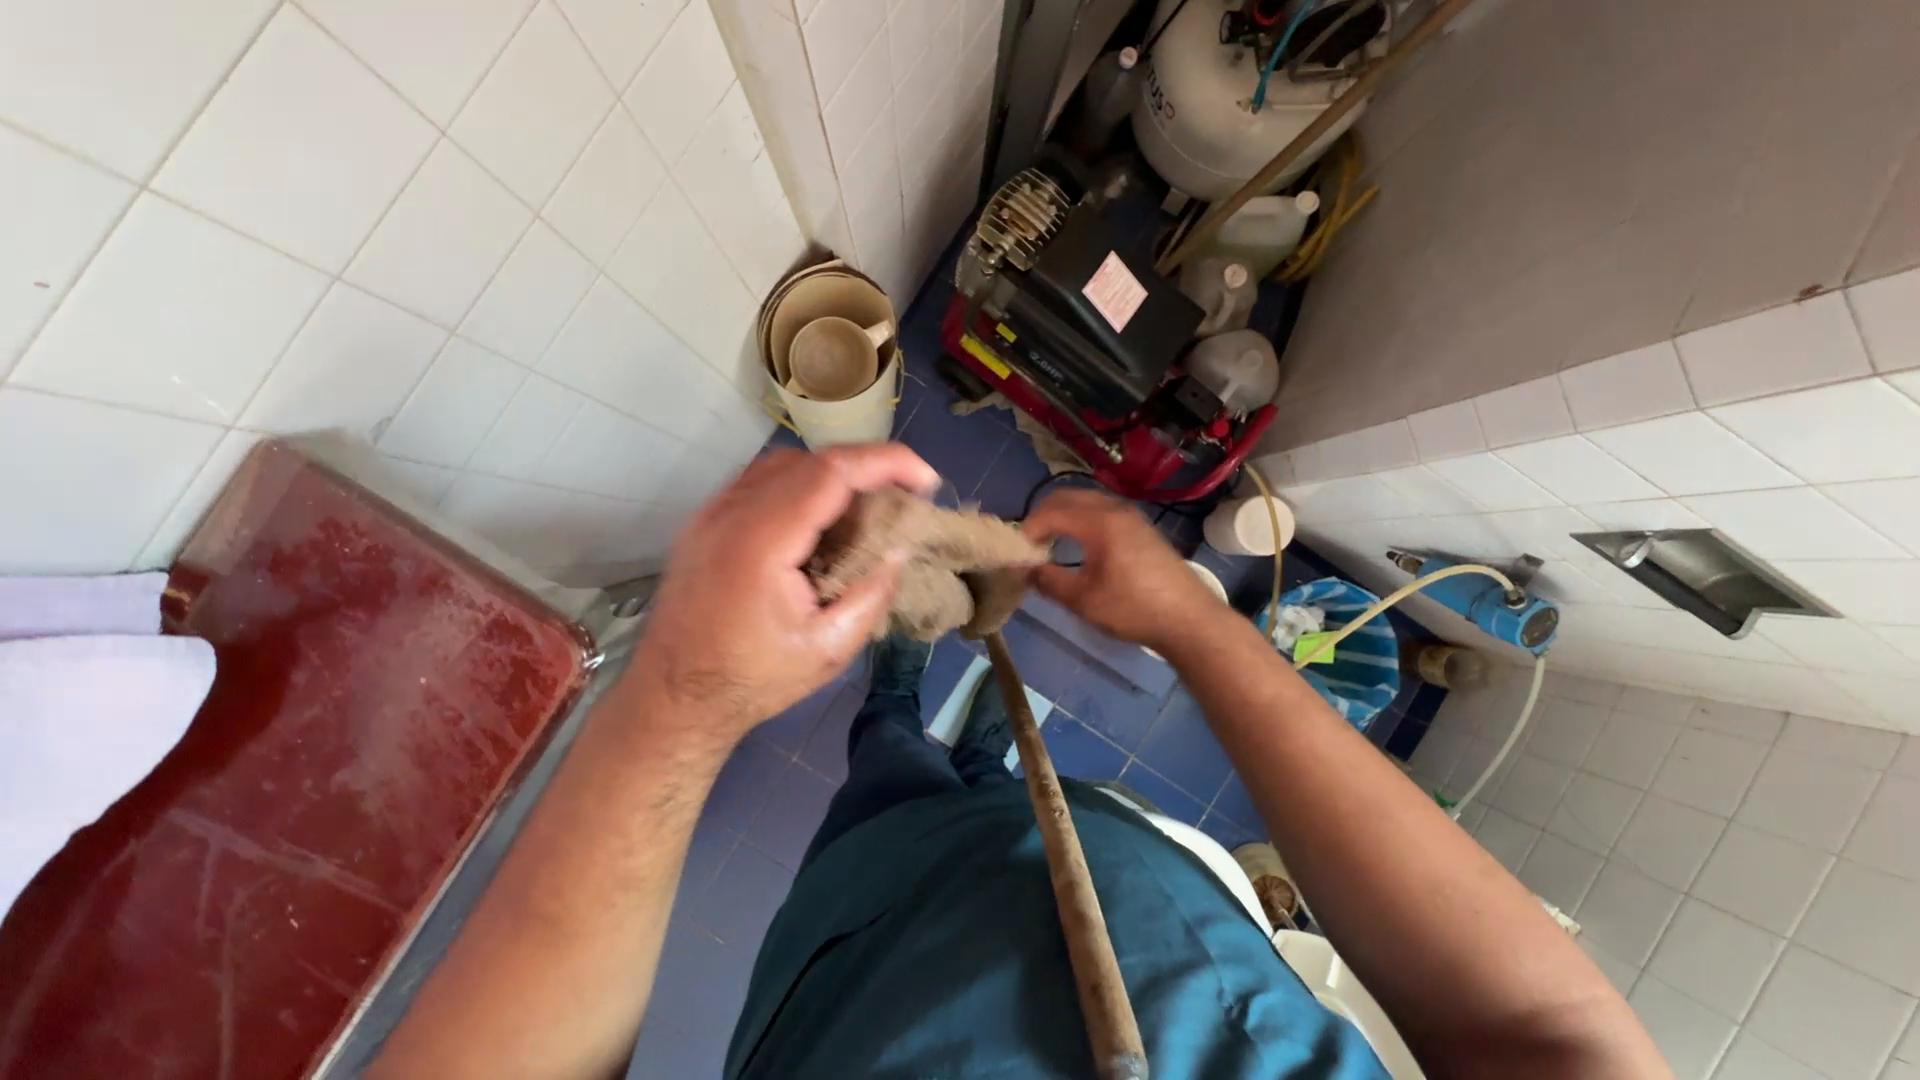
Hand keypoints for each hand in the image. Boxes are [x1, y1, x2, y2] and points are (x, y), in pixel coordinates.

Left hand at [627, 443, 938, 743]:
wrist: (674, 696)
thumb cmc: (753, 680)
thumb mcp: (828, 649)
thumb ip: (871, 593)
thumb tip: (901, 547)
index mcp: (761, 542)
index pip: (831, 471)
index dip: (886, 463)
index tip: (926, 481)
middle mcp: (731, 512)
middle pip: (810, 460)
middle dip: (866, 468)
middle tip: (904, 498)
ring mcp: (711, 513)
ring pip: (783, 464)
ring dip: (833, 474)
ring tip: (868, 505)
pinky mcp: (705, 522)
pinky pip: (760, 481)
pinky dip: (801, 485)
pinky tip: (822, 517)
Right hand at [1022, 489, 1223, 653]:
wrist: (1189, 620)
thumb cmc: (1134, 609)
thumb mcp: (1083, 600)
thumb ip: (1048, 581)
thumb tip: (1023, 570)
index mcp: (1100, 522)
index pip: (1051, 511)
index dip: (1028, 528)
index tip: (1016, 552)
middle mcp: (1116, 509)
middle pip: (1068, 497)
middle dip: (1042, 516)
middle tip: (1029, 544)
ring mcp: (1132, 516)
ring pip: (1086, 501)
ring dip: (1063, 515)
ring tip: (1050, 544)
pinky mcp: (1142, 527)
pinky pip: (1102, 510)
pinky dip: (1082, 519)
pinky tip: (1079, 546)